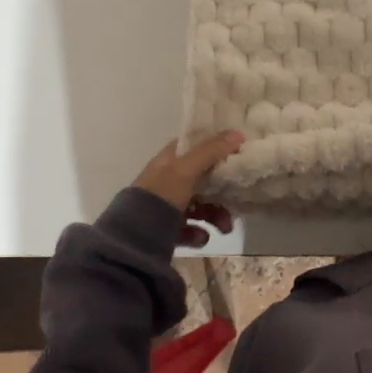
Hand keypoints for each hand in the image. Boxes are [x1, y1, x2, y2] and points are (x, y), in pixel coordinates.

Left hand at [135, 132, 242, 246]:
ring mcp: (165, 207)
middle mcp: (166, 181)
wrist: (133, 238)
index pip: (193, 148)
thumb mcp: (185, 170)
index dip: (214, 147)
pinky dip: (199, 233)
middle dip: (222, 190)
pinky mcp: (164, 230)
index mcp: (167, 162)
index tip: (237, 153)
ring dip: (216, 215)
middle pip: (201, 179)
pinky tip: (202, 238)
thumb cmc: (160, 195)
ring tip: (225, 228)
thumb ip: (210, 151)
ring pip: (198, 206)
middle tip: (238, 198)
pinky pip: (188, 229)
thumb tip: (238, 134)